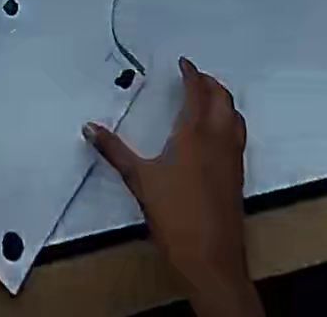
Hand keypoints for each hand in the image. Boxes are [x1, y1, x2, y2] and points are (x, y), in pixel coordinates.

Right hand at [85, 58, 261, 316]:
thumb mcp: (138, 179)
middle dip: (211, 83)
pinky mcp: (238, 179)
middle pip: (223, 100)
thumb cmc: (175, 216)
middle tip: (195, 76)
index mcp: (195, 134)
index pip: (198, 93)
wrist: (212, 263)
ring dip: (223, 101)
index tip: (183, 63)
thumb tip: (88, 127)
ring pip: (235, 118)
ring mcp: (232, 161)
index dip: (192, 74)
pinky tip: (215, 134)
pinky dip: (229, 122)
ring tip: (208, 98)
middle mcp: (219, 141)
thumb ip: (114, 150)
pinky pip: (238, 137)